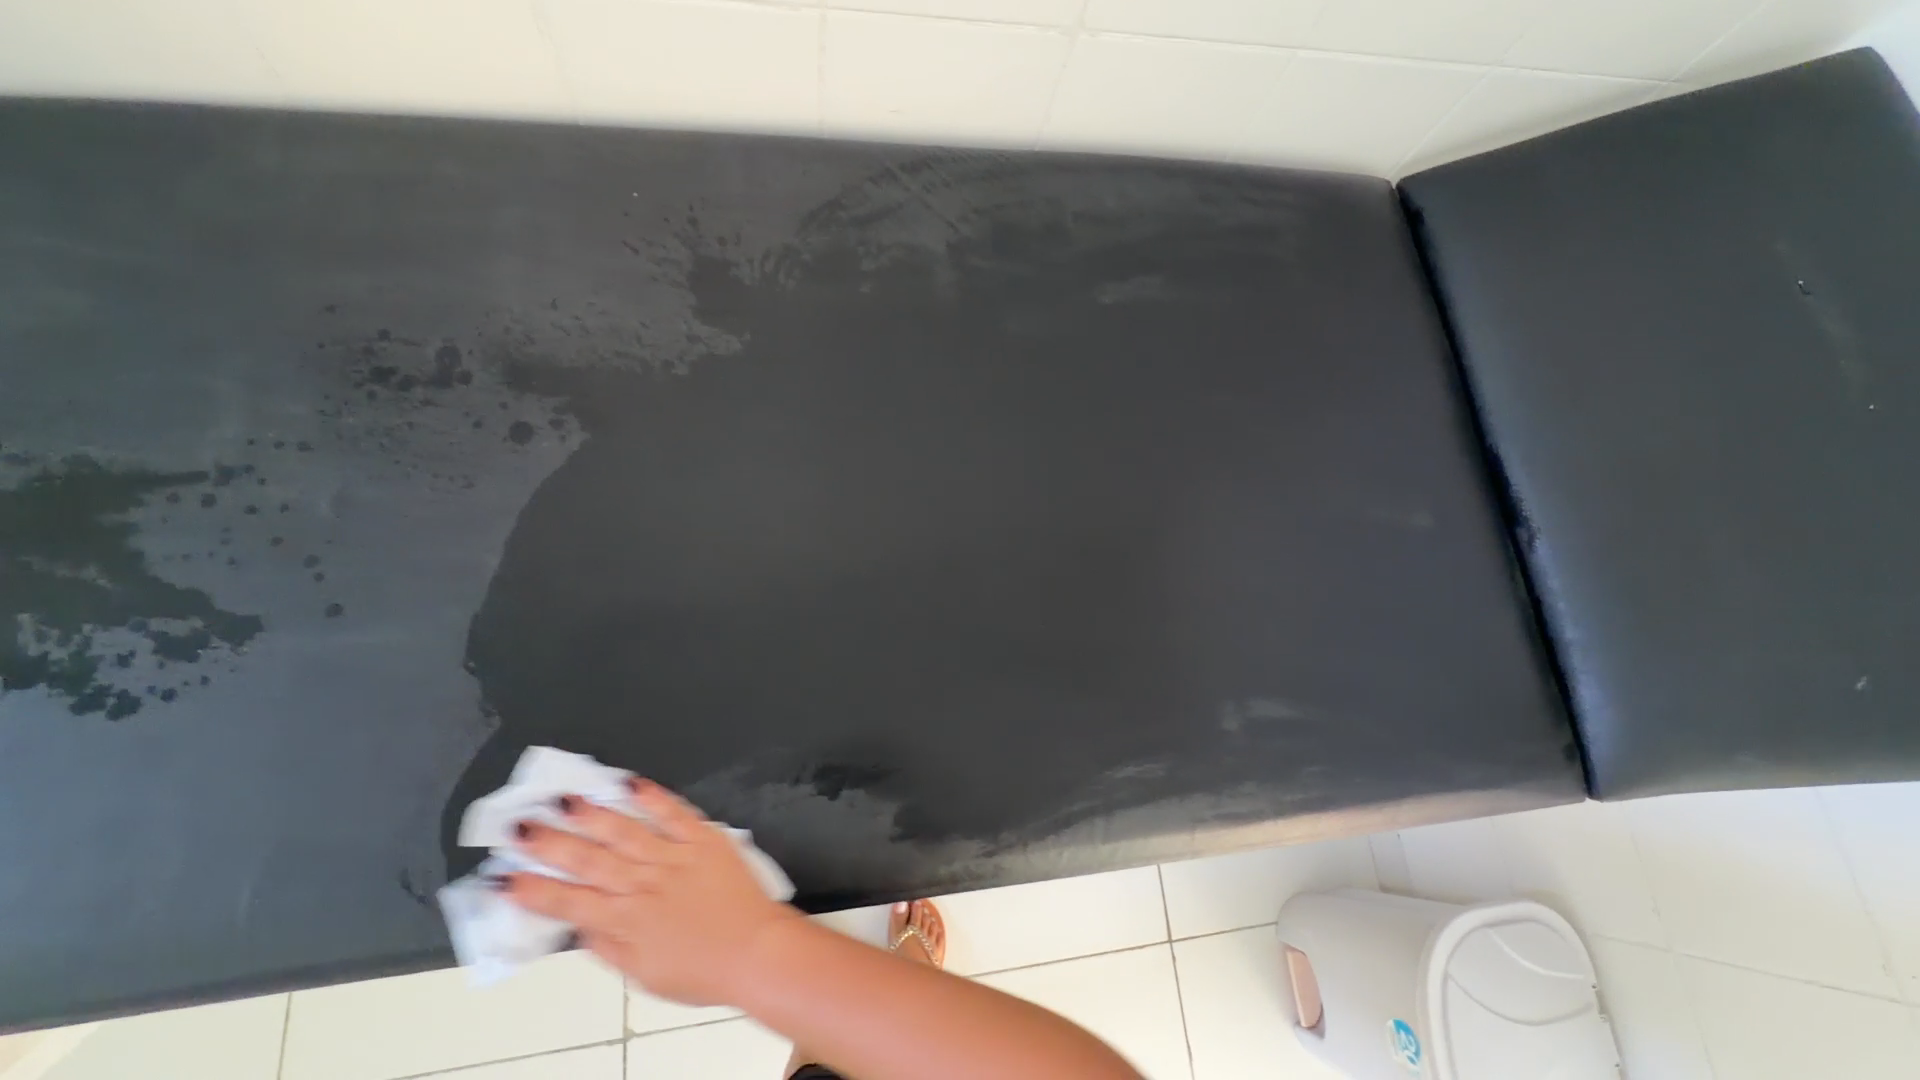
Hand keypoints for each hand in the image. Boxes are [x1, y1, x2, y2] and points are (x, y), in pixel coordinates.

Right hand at [501, 779, 801, 1005]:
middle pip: (589, 860)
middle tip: (518, 826)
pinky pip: (674, 812)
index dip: (533, 890)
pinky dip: (651, 796)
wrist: (757, 951)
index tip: (503, 876)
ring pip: (625, 831)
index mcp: (626, 920)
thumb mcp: (643, 975)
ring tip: (564, 799)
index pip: (568, 903)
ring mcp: (674, 857)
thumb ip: (607, 948)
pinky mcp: (704, 838)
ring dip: (592, 814)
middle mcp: (643, 884)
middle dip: (549, 843)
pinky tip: (629, 781)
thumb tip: (577, 926)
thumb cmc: (701, 970)